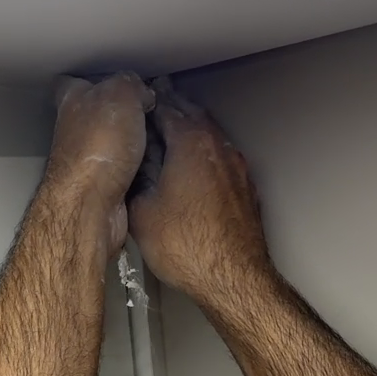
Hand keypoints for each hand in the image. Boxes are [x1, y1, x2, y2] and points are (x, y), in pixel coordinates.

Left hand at [47, 73, 153, 255]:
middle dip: (124, 111)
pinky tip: (157, 163)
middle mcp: (74, 129)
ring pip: (113, 142)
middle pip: (98, 112)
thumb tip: (143, 93)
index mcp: (72, 100)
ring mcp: (86, 159)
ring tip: (163, 134)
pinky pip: (124, 168)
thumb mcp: (121, 94)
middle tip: (153, 108)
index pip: (73, 81)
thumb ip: (132, 83)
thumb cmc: (100, 143)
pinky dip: (139, 166)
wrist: (91, 204)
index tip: (119, 80)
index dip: (94, 78)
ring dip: (135, 140)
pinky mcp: (100, 185)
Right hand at [129, 77, 272, 302]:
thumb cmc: (186, 245)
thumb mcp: (141, 212)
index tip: (135, 96)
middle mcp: (217, 146)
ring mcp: (236, 166)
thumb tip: (131, 170)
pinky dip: (206, 149)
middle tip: (156, 96)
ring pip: (211, 133)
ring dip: (192, 125)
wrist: (233, 279)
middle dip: (173, 104)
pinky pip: (221, 155)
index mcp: (190, 142)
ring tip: (174, 124)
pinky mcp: (245, 187)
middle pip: (193, 113)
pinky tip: (196, 161)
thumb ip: (134, 181)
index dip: (148, 100)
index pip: (166, 108)